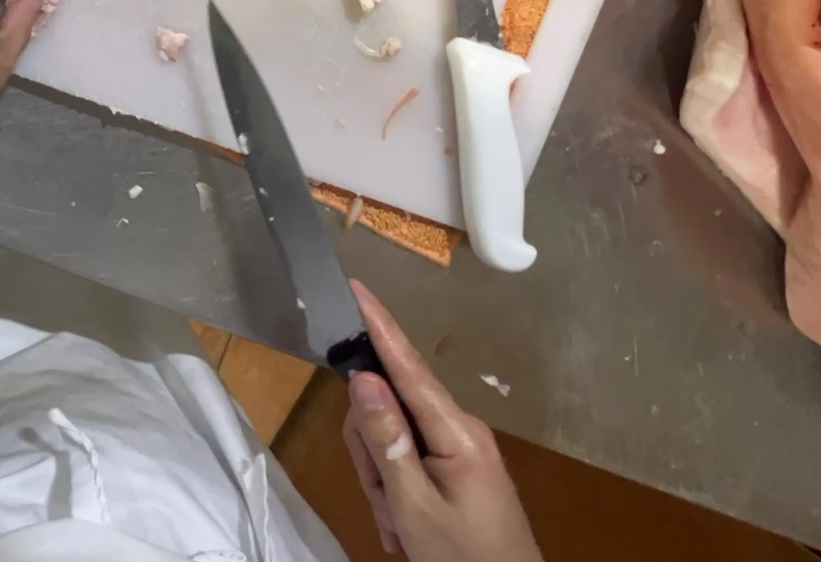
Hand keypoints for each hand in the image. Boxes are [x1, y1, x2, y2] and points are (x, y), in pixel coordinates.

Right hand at [342, 280, 541, 560]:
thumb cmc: (464, 558)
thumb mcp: (414, 506)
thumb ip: (386, 440)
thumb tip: (363, 378)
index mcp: (456, 433)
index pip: (408, 366)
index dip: (380, 325)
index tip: (356, 287)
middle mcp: (458, 427)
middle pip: (388, 404)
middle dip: (370, 445)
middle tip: (377, 496)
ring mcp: (457, 445)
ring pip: (390, 430)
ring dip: (379, 471)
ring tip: (392, 518)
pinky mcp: (454, 463)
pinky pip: (405, 451)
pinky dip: (392, 482)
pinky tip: (398, 521)